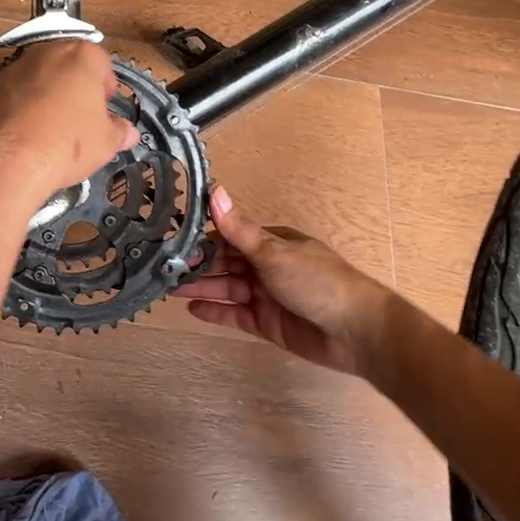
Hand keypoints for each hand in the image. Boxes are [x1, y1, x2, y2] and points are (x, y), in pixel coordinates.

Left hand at [0, 41, 137, 206]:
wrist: (4, 161)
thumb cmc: (65, 145)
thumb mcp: (106, 143)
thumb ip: (119, 131)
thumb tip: (126, 132)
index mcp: (81, 56)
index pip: (101, 62)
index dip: (106, 87)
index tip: (105, 108)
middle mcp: (46, 53)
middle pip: (67, 65)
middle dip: (76, 89)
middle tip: (81, 120)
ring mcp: (14, 69)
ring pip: (38, 79)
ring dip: (46, 98)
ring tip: (51, 132)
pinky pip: (13, 95)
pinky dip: (20, 110)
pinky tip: (25, 137)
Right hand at [173, 187, 396, 374]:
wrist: (357, 332)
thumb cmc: (317, 282)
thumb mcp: (273, 252)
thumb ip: (238, 228)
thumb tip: (214, 188)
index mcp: (272, 243)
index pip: (229, 236)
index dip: (202, 239)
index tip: (173, 240)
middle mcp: (267, 266)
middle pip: (225, 263)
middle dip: (197, 264)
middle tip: (162, 267)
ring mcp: (266, 296)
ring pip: (226, 288)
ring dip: (200, 286)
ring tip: (168, 289)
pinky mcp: (266, 323)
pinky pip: (234, 314)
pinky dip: (215, 311)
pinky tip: (191, 308)